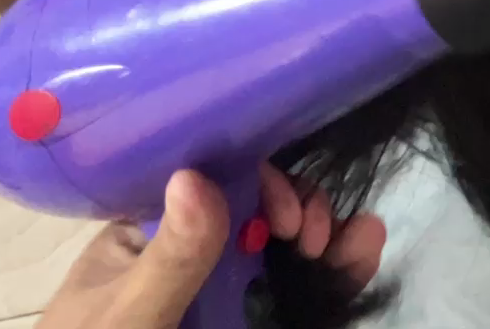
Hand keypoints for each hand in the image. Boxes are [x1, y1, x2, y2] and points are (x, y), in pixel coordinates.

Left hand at [38, 163, 386, 328]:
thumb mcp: (123, 323)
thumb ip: (167, 261)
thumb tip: (195, 175)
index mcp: (148, 238)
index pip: (211, 183)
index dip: (258, 186)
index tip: (283, 220)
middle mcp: (192, 256)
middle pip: (260, 210)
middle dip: (302, 210)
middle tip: (318, 238)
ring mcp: (223, 294)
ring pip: (287, 246)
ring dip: (334, 234)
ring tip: (367, 240)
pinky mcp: (249, 320)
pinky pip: (296, 288)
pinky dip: (337, 270)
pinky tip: (367, 252)